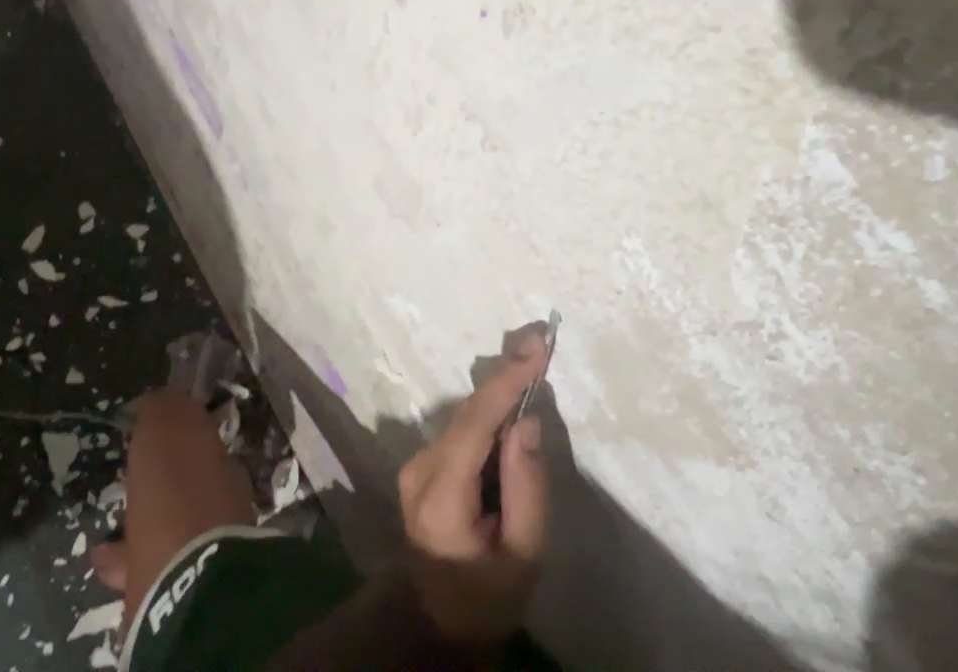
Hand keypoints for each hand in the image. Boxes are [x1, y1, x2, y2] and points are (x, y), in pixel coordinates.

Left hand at [397, 329, 550, 644]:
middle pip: (468, 412)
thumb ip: (527, 486)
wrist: (433, 620)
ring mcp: (417, 465)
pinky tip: (516, 391)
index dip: (505, 383)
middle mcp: (420, 469)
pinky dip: (491, 410)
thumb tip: (526, 420)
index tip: (536, 348)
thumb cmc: (485, 596)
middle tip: (540, 336)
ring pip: (466, 416)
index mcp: (441, 496)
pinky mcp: (425, 466)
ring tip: (533, 353)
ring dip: (500, 388)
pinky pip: (464, 430)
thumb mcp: (522, 553)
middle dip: (506, 373)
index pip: (474, 425)